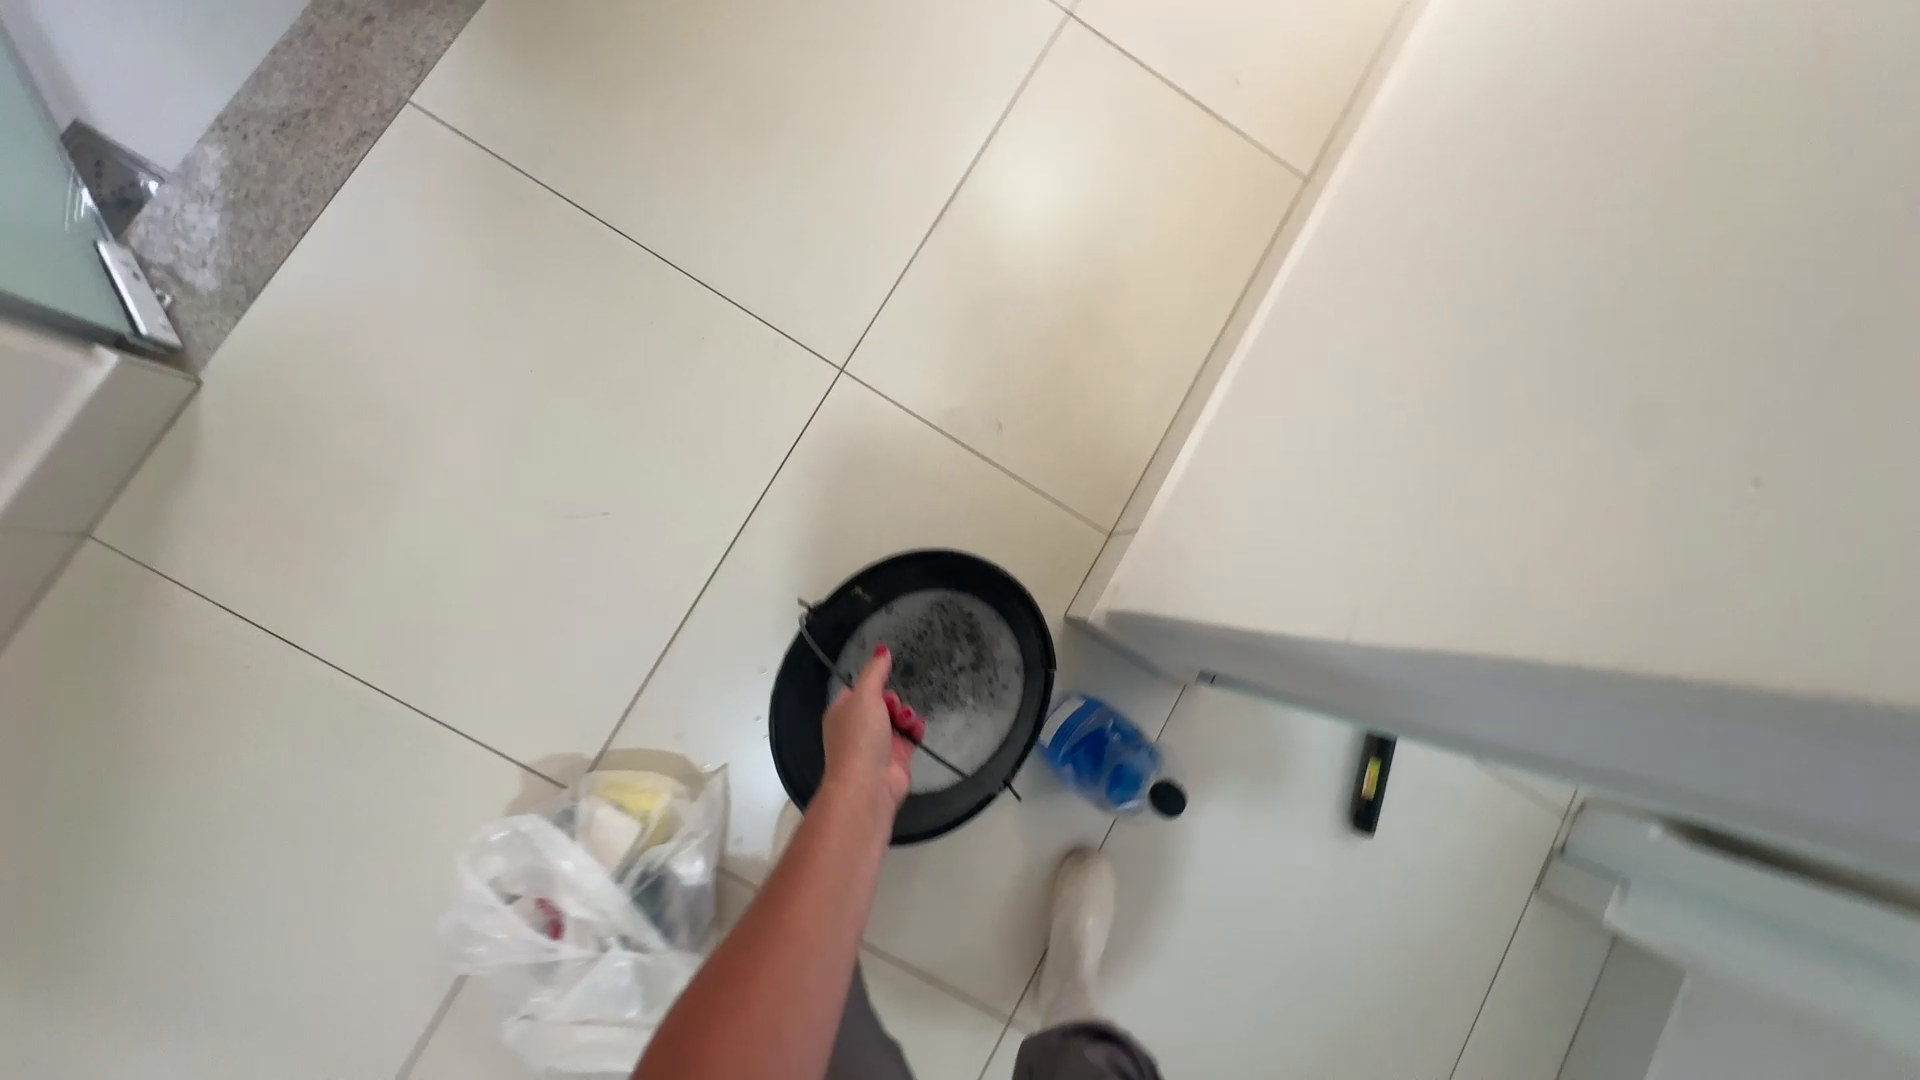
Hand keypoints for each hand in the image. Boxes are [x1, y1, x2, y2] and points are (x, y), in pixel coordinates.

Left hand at [822, 645, 925, 808]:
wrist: (868, 787)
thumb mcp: (865, 696)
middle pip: (882, 702)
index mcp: (842, 712)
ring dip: (907, 714)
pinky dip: (916, 730)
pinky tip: (917, 730)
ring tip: (907, 721)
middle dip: (893, 700)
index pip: (858, 689)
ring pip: (898, 718)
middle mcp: (858, 727)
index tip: (883, 682)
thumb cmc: (859, 738)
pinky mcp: (897, 757)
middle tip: (892, 707)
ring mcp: (878, 743)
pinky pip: (910, 735)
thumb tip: (882, 649)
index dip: (872, 684)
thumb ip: (875, 671)